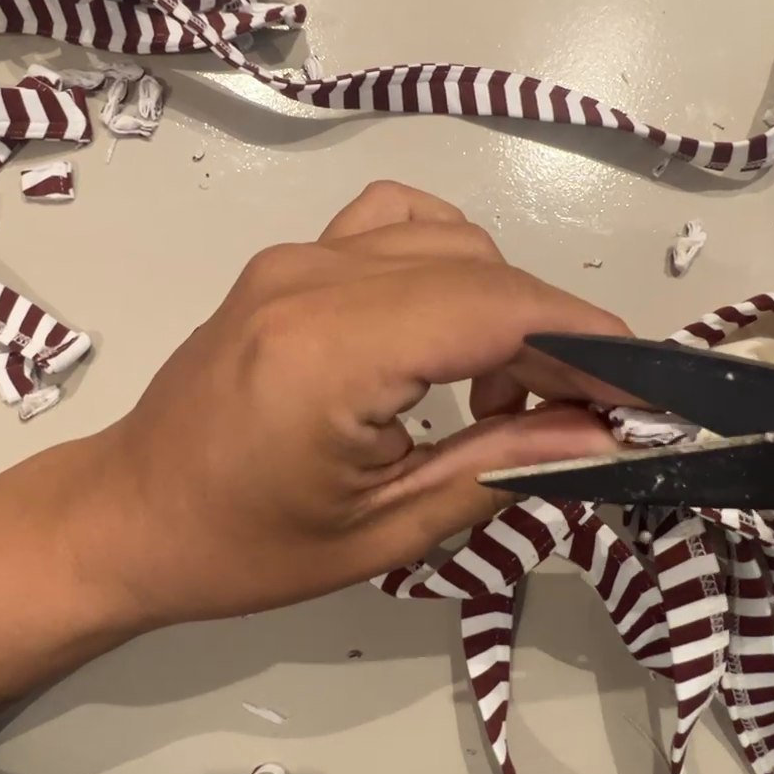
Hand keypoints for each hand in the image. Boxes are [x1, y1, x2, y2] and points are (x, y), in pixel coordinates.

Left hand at [69, 181, 632, 627]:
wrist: (131, 514)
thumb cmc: (242, 548)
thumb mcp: (383, 530)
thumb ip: (498, 470)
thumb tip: (600, 434)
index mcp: (330, 355)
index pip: (494, 309)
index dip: (584, 339)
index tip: (642, 385)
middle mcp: (310, 281)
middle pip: (478, 272)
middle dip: (552, 334)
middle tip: (580, 412)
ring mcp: (291, 260)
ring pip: (443, 240)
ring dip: (498, 303)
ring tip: (499, 390)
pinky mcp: (283, 262)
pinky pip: (389, 226)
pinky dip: (442, 262)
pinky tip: (441, 328)